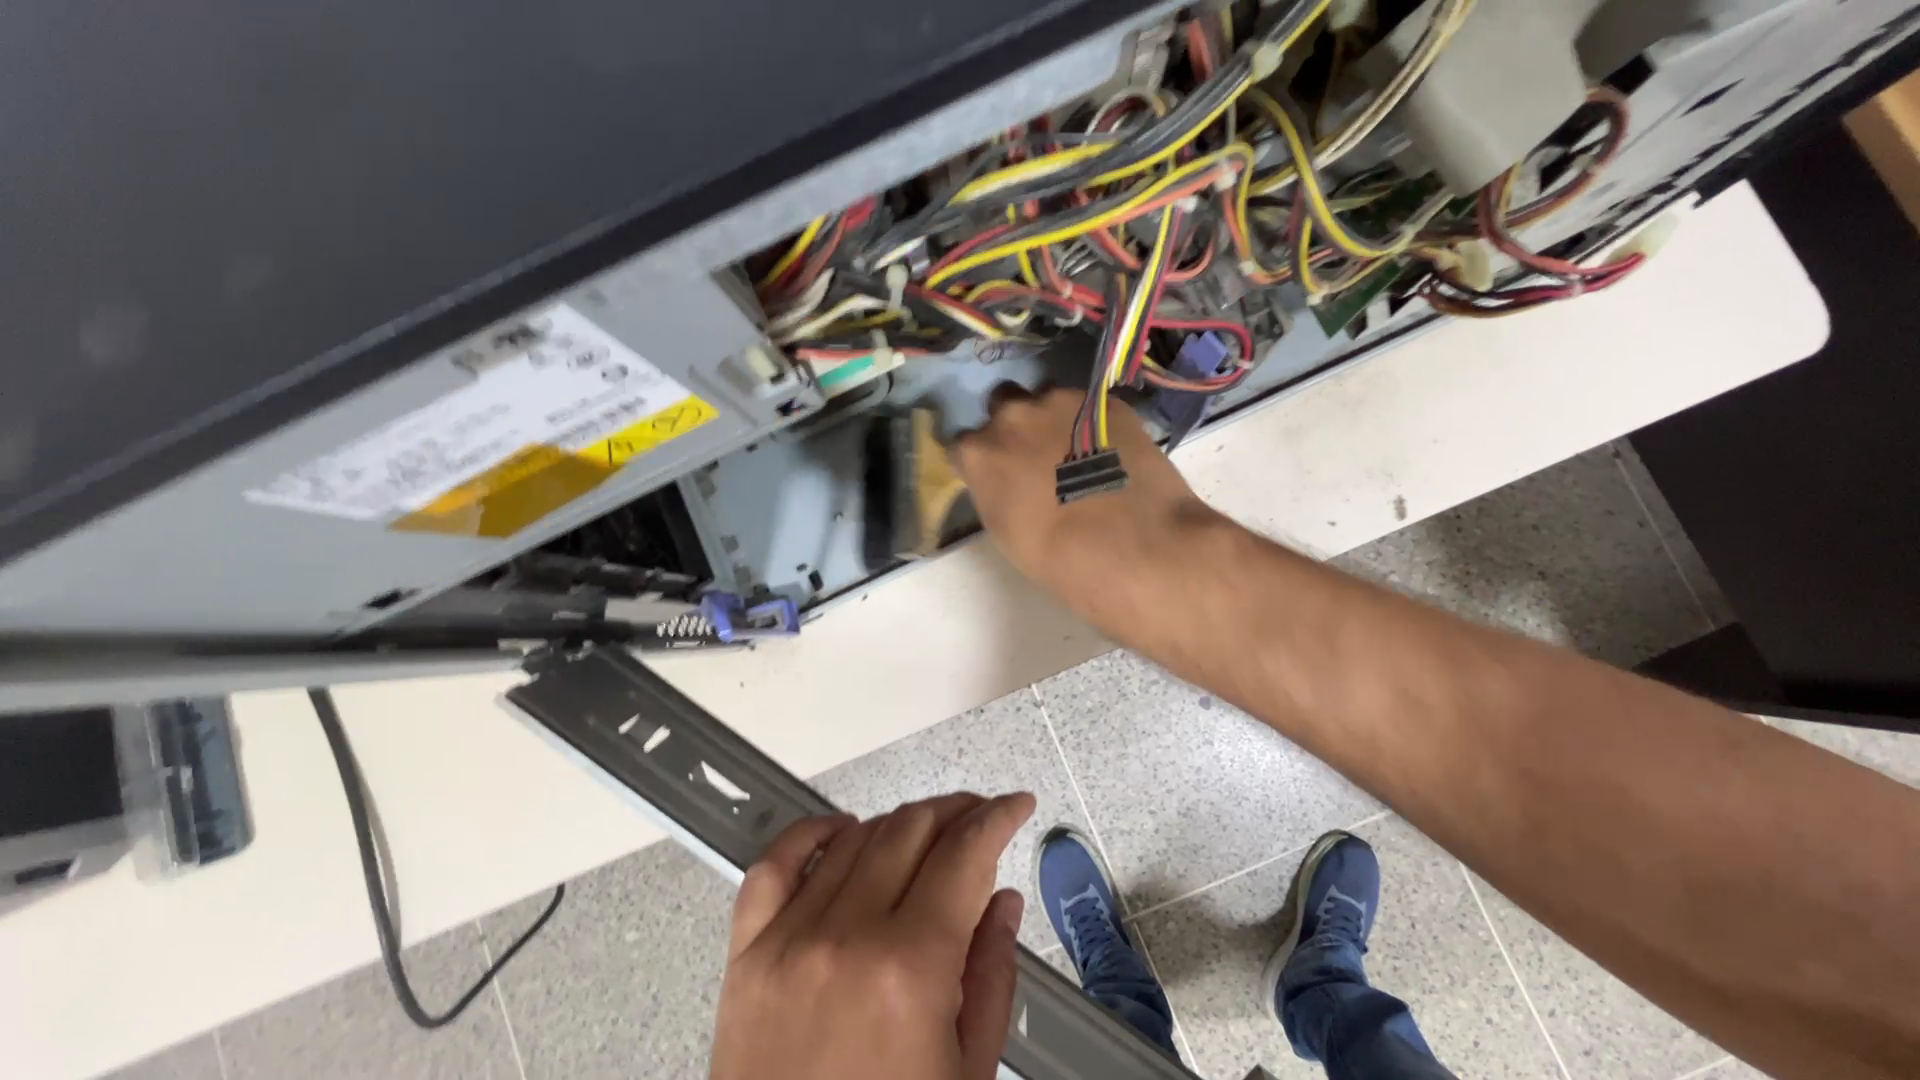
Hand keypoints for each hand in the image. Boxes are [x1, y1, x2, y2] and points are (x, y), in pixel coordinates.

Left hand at [709, 793, 1036, 1079]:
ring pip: (853, 839)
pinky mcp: (746, 955)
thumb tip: (1001, 900)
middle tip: (978, 818)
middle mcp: (848, 937)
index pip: (964, 854)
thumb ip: (992, 974)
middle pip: (910, 831)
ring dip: (898, 823)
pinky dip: (809, 833)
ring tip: (926, 833)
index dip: (998, 817)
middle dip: (955, 812)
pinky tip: (841, 829)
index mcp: (911, 968)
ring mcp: (789, 940)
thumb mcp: (967, 1071)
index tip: (1016, 805)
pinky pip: (773, 867)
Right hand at [951, 387, 1225, 611]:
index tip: (994, 474)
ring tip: (1078, 450)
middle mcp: (1012, 416)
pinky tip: (1111, 451)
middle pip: (1001, 405)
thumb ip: (995, 491)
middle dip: (1013, 425)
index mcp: (979, 454)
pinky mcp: (1106, 402)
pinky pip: (1090, 406)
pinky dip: (1094, 423)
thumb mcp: (1006, 532)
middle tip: (1035, 456)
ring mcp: (1061, 402)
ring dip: (1053, 418)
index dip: (980, 458)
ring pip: (1047, 397)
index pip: (962, 444)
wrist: (1132, 544)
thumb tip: (1005, 481)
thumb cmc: (1059, 557)